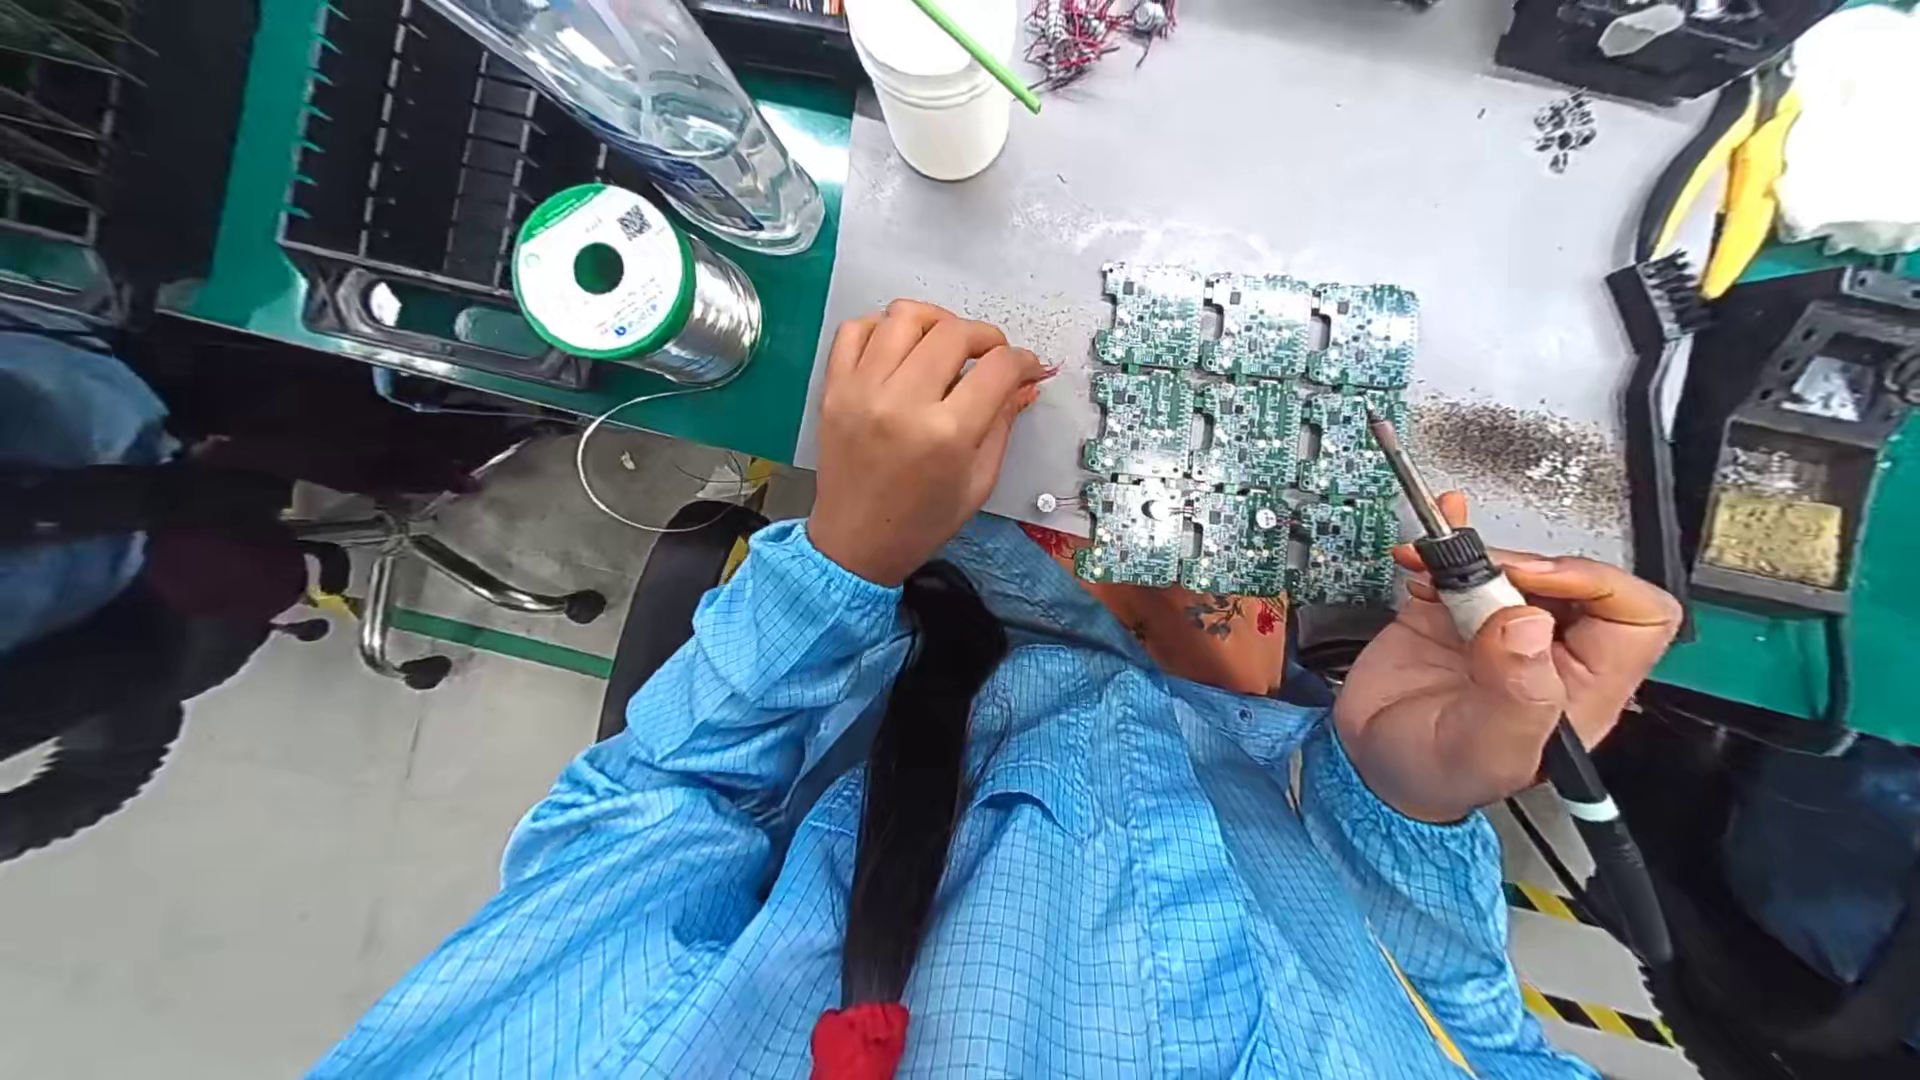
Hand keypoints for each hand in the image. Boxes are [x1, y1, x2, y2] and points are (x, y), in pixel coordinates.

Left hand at [809, 300, 1047, 585]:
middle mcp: (903, 403)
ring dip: (936, 321)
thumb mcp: (978, 482)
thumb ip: (1003, 425)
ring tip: (946, 344)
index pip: (998, 368)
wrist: (856, 542)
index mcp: (947, 434)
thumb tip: (1025, 383)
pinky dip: (883, 328)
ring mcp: (861, 391)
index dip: (1023, 361)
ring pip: (904, 317)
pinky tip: (900, 349)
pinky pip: (855, 329)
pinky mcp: (833, 389)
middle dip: (986, 336)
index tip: (1027, 368)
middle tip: (991, 355)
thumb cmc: (924, 522)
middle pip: (955, 333)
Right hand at [1335, 492, 1682, 822]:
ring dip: (1471, 553)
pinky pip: (1452, 571)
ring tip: (1429, 562)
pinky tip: (1424, 549)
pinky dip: (1438, 551)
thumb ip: (1513, 695)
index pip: (1633, 614)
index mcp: (1577, 687)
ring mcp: (1488, 630)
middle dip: (1515, 566)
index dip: (1591, 583)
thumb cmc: (1435, 773)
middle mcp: (1540, 653)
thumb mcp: (1483, 748)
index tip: (1527, 578)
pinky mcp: (1442, 617)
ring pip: (1505, 569)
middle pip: (1564, 581)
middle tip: (1468, 577)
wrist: (1368, 760)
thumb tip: (1526, 624)